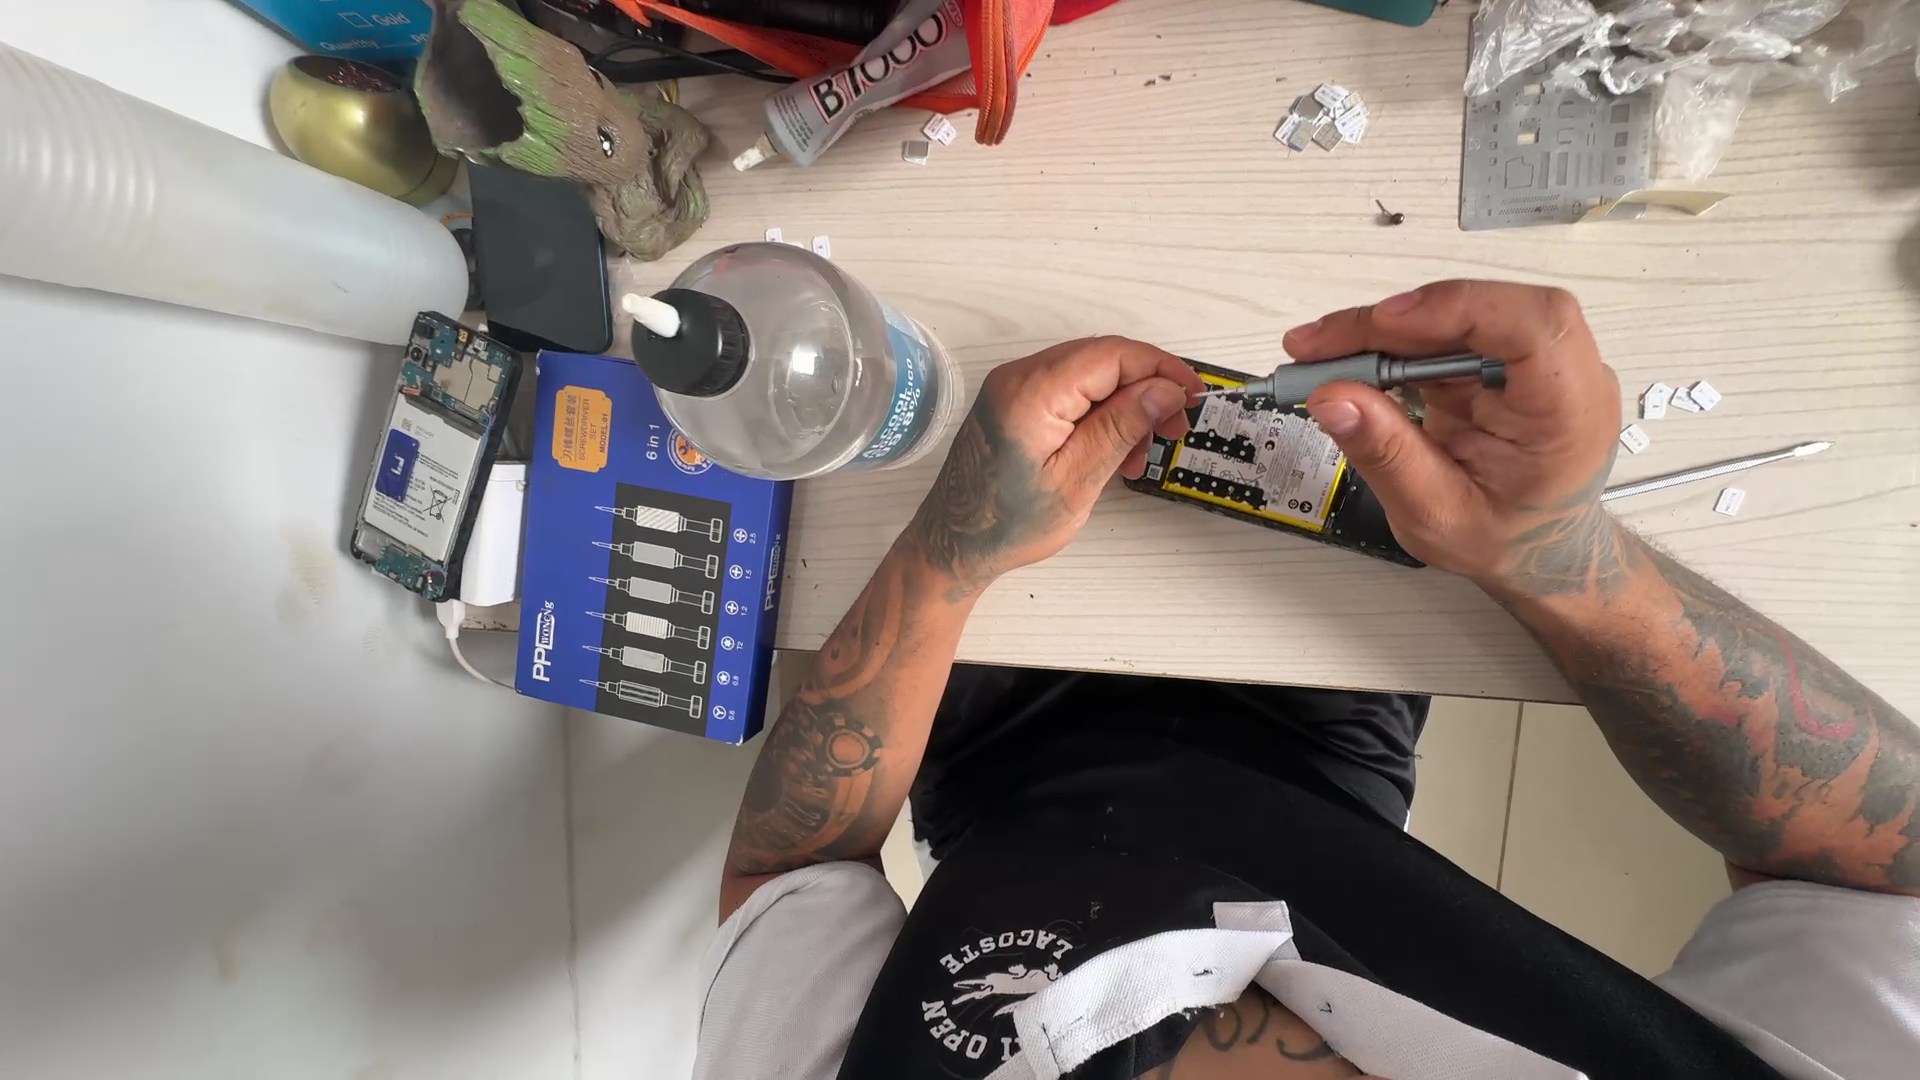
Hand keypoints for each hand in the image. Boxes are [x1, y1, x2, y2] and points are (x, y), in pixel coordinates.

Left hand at [904, 337, 1202, 596]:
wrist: (953, 545)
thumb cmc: (1004, 525)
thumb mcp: (1076, 481)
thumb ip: (1121, 428)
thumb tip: (1164, 389)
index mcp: (1029, 393)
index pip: (1111, 354)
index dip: (1160, 368)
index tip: (1191, 396)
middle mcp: (1017, 379)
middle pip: (1102, 360)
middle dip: (1146, 389)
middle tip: (1172, 429)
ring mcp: (1013, 390)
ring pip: (1089, 377)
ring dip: (1125, 407)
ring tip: (1138, 455)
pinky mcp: (1014, 405)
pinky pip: (1069, 394)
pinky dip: (1099, 416)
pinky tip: (1113, 451)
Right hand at [1290, 281, 1624, 597]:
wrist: (1530, 549)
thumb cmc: (1497, 538)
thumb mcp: (1432, 513)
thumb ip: (1386, 454)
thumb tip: (1330, 397)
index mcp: (1566, 412)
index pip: (1533, 327)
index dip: (1457, 311)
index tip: (1380, 324)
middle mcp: (1555, 373)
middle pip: (1479, 313)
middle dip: (1390, 323)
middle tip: (1313, 345)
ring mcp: (1519, 365)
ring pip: (1447, 320)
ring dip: (1375, 333)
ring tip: (1313, 355)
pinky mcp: (1485, 366)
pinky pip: (1431, 340)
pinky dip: (1381, 347)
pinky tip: (1340, 362)